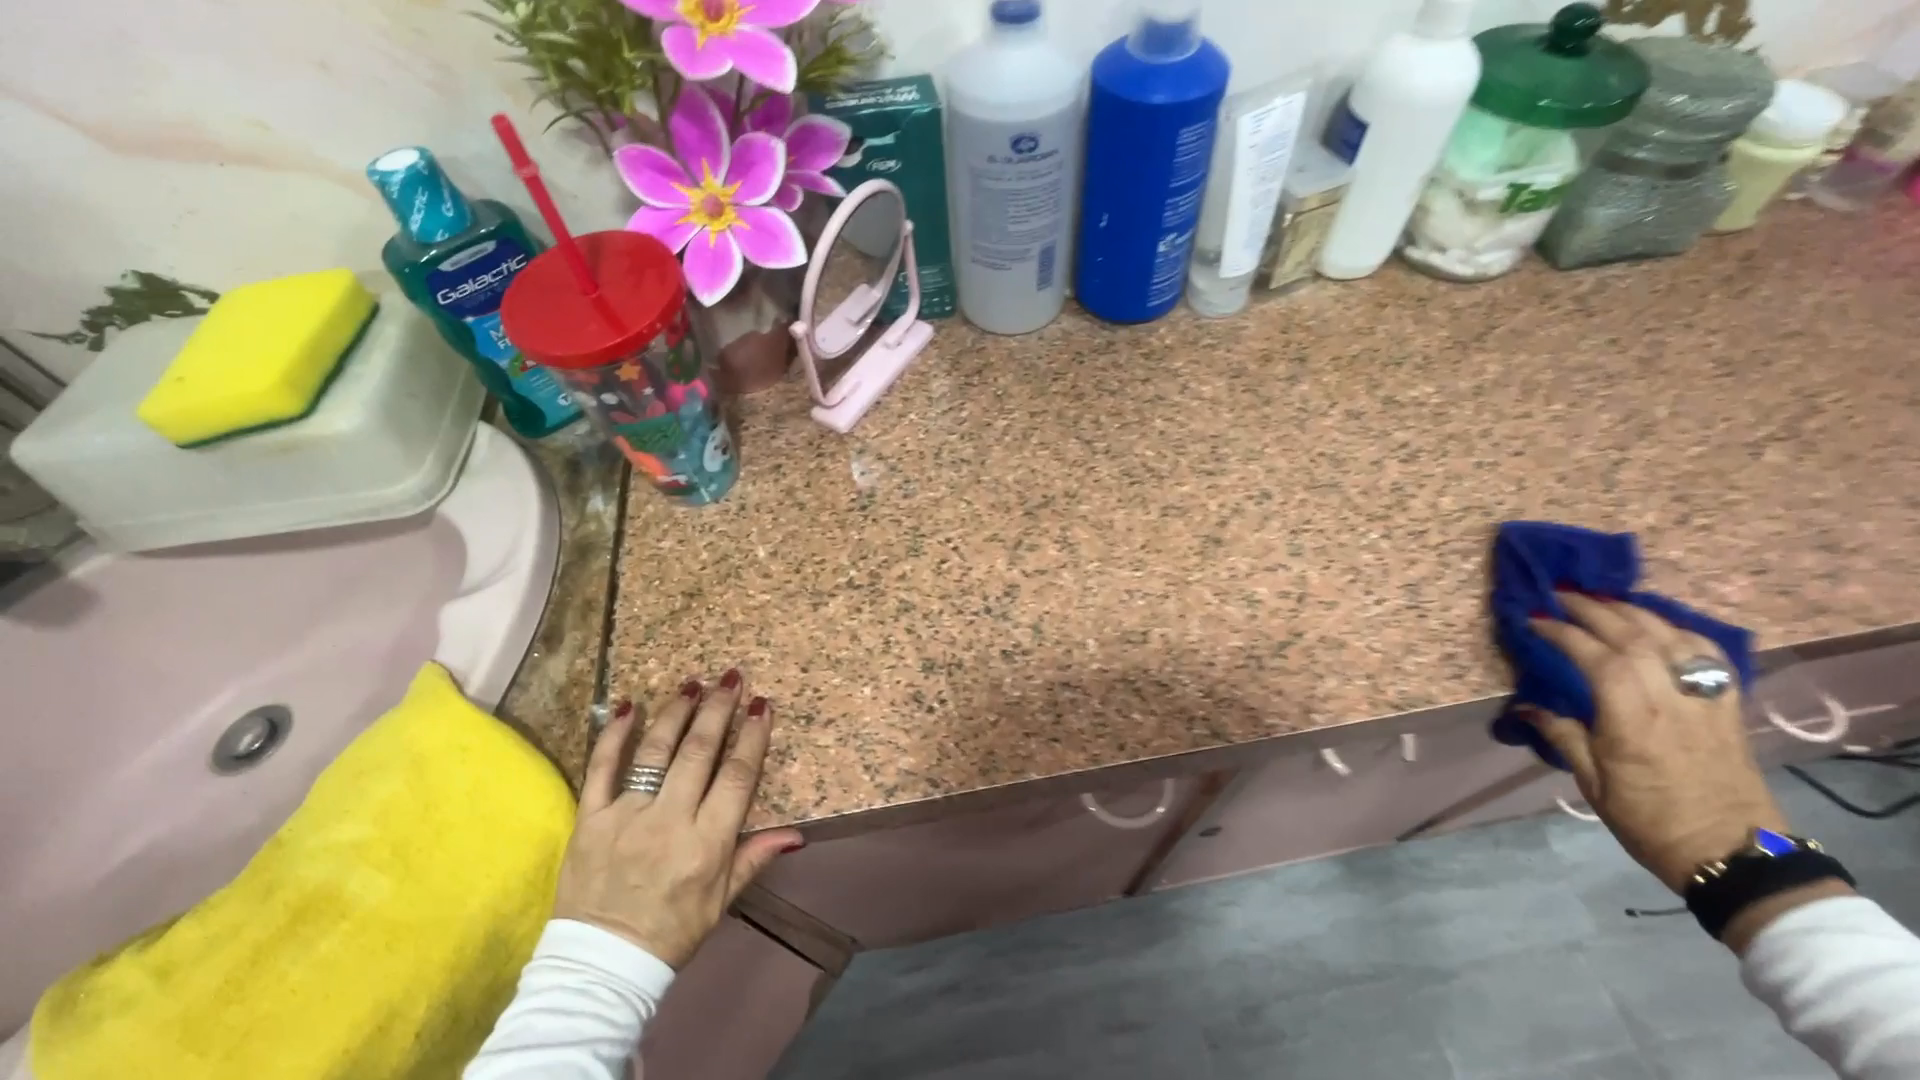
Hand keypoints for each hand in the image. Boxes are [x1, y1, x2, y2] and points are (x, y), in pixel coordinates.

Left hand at [552, 670, 803, 968]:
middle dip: (719, 710)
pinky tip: (630, 706)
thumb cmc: (671, 932)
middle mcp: (670, 822)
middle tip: (731, 677)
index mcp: (707, 844)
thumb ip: (753, 859)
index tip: (762, 705)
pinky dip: (615, 735)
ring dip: (677, 713)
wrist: (601, 964)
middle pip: (699, 753)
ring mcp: (627, 817)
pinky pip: (601, 769)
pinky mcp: (590, 819)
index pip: (736, 777)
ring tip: (693, 683)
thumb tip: (795, 834)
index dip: (752, 737)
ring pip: (656, 753)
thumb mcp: (721, 902)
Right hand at [1527, 593, 1789, 894]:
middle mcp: (1672, 700)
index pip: (1596, 658)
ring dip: (1633, 611)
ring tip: (1601, 600)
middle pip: (1634, 636)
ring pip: (1672, 636)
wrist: (1734, 853)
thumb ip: (1562, 736)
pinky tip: (1659, 625)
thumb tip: (1524, 707)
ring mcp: (1706, 699)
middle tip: (1559, 595)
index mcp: (1633, 721)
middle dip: (1592, 609)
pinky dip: (1679, 630)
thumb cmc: (1651, 822)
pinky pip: (1707, 653)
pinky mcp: (1729, 705)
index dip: (1563, 633)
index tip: (1535, 621)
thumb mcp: (1594, 785)